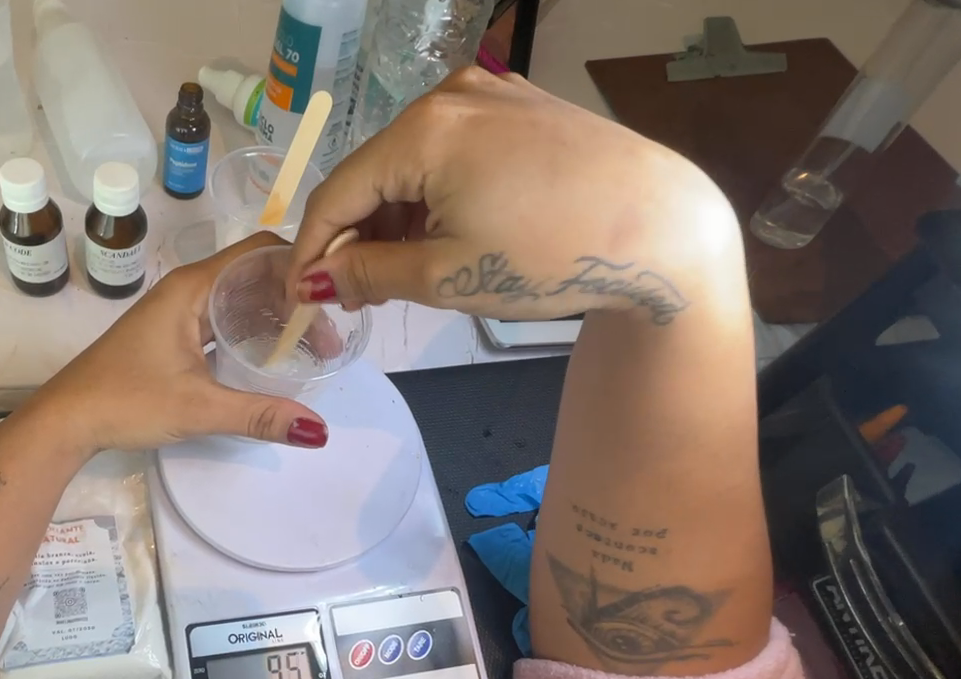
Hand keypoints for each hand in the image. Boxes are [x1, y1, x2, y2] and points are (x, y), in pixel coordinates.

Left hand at [28, 233, 329, 454]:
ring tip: (308, 350)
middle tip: (329, 337)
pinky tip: (266, 360)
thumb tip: (317, 430)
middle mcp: (186, 290)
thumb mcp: (198, 408)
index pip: (260, 252)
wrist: (66, 419)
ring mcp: (175, 312)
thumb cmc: (125, 401)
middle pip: (253, 276)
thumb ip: (259, 416)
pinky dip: (248, 334)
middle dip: (293, 300)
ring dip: (272, 319)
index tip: (333, 302)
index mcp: (192, 288)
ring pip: (236, 301)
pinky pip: (220, 322)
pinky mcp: (170, 335)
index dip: (300, 269)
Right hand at [284, 69, 737, 322]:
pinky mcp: (516, 110)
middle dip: (352, 240)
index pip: (337, 194)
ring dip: (389, 224)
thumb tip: (309, 281)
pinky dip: (427, 203)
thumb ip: (365, 273)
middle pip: (370, 176)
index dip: (310, 252)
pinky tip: (435, 241)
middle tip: (351, 298)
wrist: (664, 230)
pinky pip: (445, 157)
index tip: (296, 300)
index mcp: (425, 130)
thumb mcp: (444, 275)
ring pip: (406, 168)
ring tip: (394, 278)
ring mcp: (488, 96)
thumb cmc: (549, 255)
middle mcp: (451, 96)